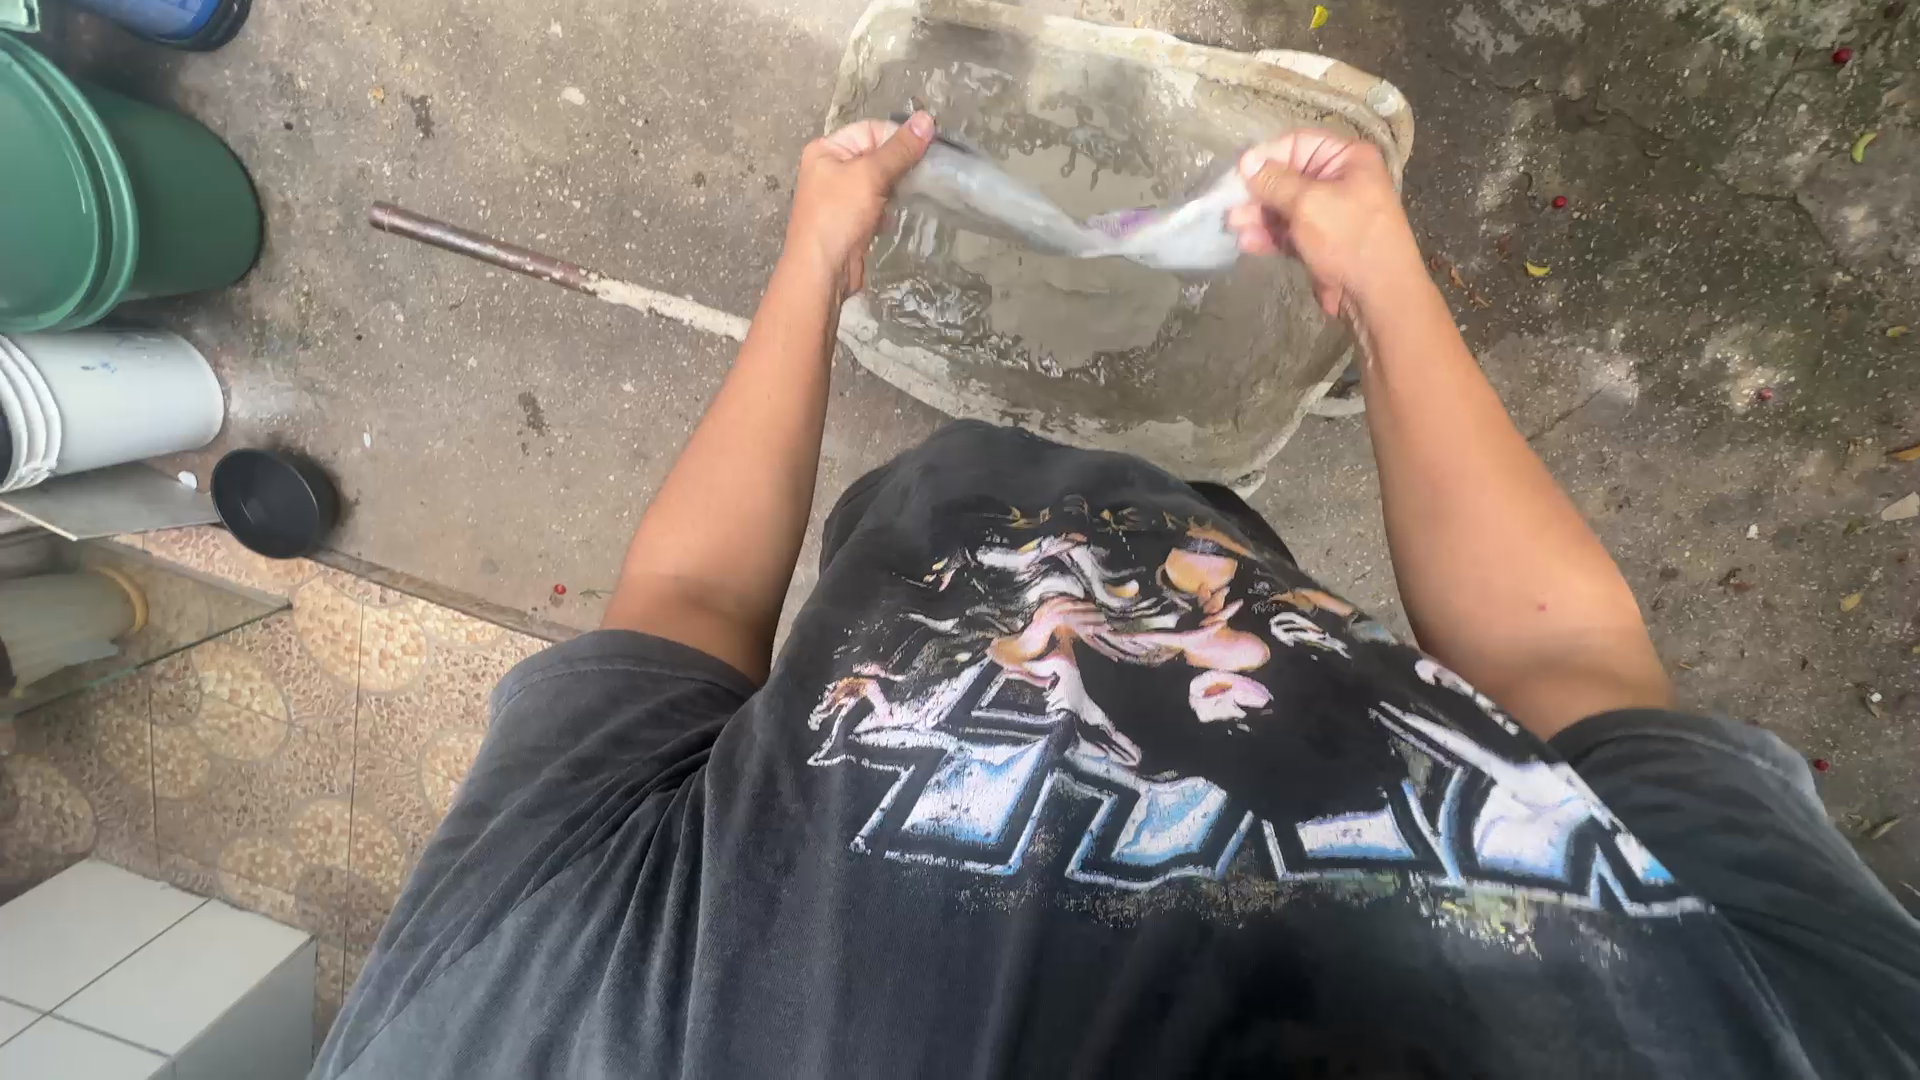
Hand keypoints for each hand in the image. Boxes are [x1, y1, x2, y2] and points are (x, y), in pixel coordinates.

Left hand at [784, 111, 935, 293]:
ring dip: (898, 190)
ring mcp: (843, 199)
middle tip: (927, 173)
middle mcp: (832, 170)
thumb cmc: (838, 217)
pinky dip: (890, 211)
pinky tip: (898, 217)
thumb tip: (927, 119)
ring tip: (918, 194)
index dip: (898, 138)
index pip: (871, 131)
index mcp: (827, 150)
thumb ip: (899, 150)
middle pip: (877, 157)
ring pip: (880, 184)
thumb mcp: (869, 175)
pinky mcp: (853, 223)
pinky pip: (878, 208)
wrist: (823, 272)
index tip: (927, 149)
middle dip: (900, 165)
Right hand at [1226, 130, 1422, 317]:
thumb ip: (1275, 182)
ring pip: (1282, 208)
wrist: (1373, 291)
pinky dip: (1266, 236)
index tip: (1237, 174)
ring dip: (1257, 217)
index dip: (1266, 157)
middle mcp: (1336, 181)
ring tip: (1234, 227)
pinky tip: (1247, 243)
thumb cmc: (1348, 237)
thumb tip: (1246, 161)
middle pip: (1285, 178)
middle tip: (1230, 207)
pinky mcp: (1315, 242)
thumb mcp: (1309, 203)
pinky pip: (1285, 233)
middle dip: (1257, 193)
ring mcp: (1325, 213)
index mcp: (1345, 159)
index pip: (1298, 145)